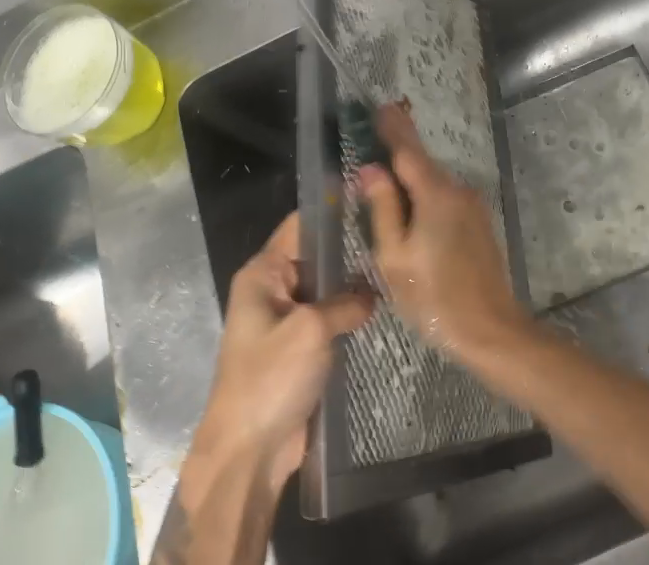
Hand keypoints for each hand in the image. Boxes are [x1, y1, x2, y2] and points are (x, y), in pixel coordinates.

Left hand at [194, 213, 372, 486]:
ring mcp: (287, 321)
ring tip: (400, 272)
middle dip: (352, 252)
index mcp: (263, 274)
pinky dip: (351, 317)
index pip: (300, 225)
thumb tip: (370, 294)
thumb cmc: (270, 379)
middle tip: (398, 240)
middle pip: (317, 257)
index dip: (334, 211)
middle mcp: (273, 290)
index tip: (373, 198)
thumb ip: (345, 302)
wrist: (249, 450)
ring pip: (327, 291)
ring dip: (354, 288)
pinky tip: (385, 310)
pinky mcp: (300, 350)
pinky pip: (330, 321)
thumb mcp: (311, 330)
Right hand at [361, 104, 531, 353]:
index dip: (393, 128)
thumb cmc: (433, 295)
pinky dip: (425, 198)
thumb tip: (371, 169)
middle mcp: (458, 191)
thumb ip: (382, 208)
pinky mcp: (479, 224)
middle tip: (371, 141)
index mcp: (435, 194)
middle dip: (397, 153)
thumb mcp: (394, 255)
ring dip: (410, 180)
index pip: (408, 150)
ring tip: (382, 182)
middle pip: (422, 165)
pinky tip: (409, 212)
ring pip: (434, 184)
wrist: (489, 328)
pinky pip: (445, 200)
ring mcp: (472, 207)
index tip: (379, 106)